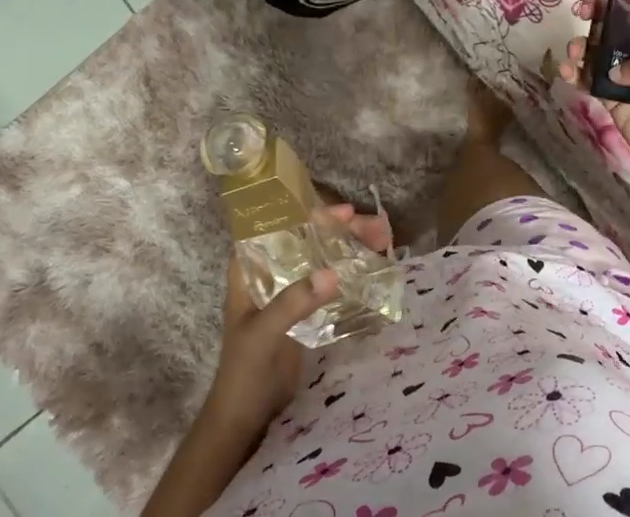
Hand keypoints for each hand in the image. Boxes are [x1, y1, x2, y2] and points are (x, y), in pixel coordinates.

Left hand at [202, 204, 393, 436]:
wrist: (245, 416)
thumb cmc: (244, 370)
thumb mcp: (265, 333)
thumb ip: (293, 302)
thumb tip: (332, 274)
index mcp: (250, 269)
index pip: (280, 226)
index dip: (311, 213)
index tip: (346, 213)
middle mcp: (270, 273)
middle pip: (309, 239)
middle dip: (343, 231)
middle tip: (378, 229)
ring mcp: (289, 292)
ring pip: (323, 259)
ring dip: (351, 249)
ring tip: (385, 241)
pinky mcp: (305, 312)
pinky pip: (331, 284)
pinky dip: (351, 274)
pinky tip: (375, 270)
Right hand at [562, 13, 629, 180]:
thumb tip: (612, 70)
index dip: (628, 0)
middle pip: (614, 30)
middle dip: (596, 18)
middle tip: (581, 12)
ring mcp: (622, 78)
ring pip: (595, 53)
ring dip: (580, 47)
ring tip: (572, 54)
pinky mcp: (608, 98)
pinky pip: (587, 80)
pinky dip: (574, 74)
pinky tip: (566, 73)